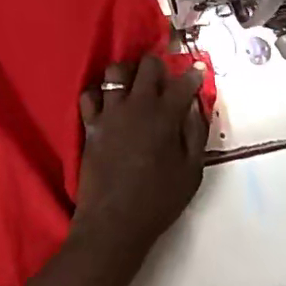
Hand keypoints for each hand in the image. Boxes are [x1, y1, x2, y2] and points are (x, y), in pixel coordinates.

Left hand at [70, 55, 207, 269]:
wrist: (115, 221)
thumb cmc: (159, 200)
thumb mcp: (192, 171)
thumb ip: (196, 133)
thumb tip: (195, 107)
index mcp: (165, 116)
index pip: (182, 82)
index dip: (193, 74)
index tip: (196, 70)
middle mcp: (136, 106)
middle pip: (146, 65)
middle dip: (158, 65)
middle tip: (163, 78)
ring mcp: (110, 112)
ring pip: (115, 71)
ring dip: (128, 73)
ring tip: (134, 85)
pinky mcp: (90, 123)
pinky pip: (89, 94)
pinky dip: (99, 93)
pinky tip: (108, 102)